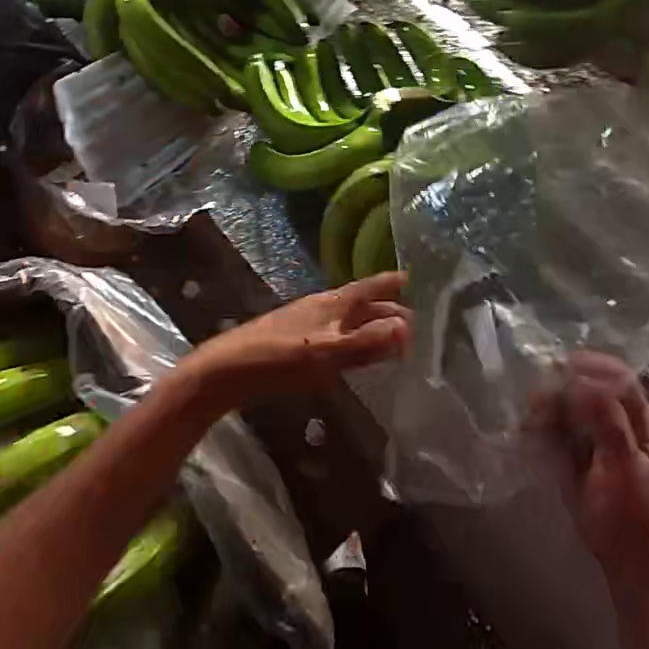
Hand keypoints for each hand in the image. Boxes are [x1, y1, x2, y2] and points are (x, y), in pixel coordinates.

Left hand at [180, 272, 411, 404]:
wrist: (228, 369)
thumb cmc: (279, 358)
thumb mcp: (326, 353)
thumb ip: (365, 342)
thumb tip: (406, 325)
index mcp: (332, 303)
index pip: (371, 287)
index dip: (394, 283)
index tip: (418, 280)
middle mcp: (321, 307)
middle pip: (362, 304)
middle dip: (390, 310)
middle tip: (419, 325)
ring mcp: (306, 322)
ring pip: (348, 319)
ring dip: (372, 325)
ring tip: (396, 339)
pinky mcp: (295, 340)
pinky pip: (335, 334)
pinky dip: (354, 339)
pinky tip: (354, 355)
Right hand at [530, 352, 648, 601]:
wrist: (633, 567)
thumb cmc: (632, 518)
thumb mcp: (621, 465)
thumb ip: (605, 419)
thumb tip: (583, 376)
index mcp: (641, 422)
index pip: (617, 375)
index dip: (586, 367)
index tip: (552, 371)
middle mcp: (623, 424)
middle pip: (588, 387)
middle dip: (558, 390)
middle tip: (535, 407)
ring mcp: (602, 440)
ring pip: (570, 407)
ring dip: (547, 409)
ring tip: (530, 425)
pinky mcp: (583, 457)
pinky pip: (560, 428)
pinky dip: (544, 427)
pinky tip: (531, 436)